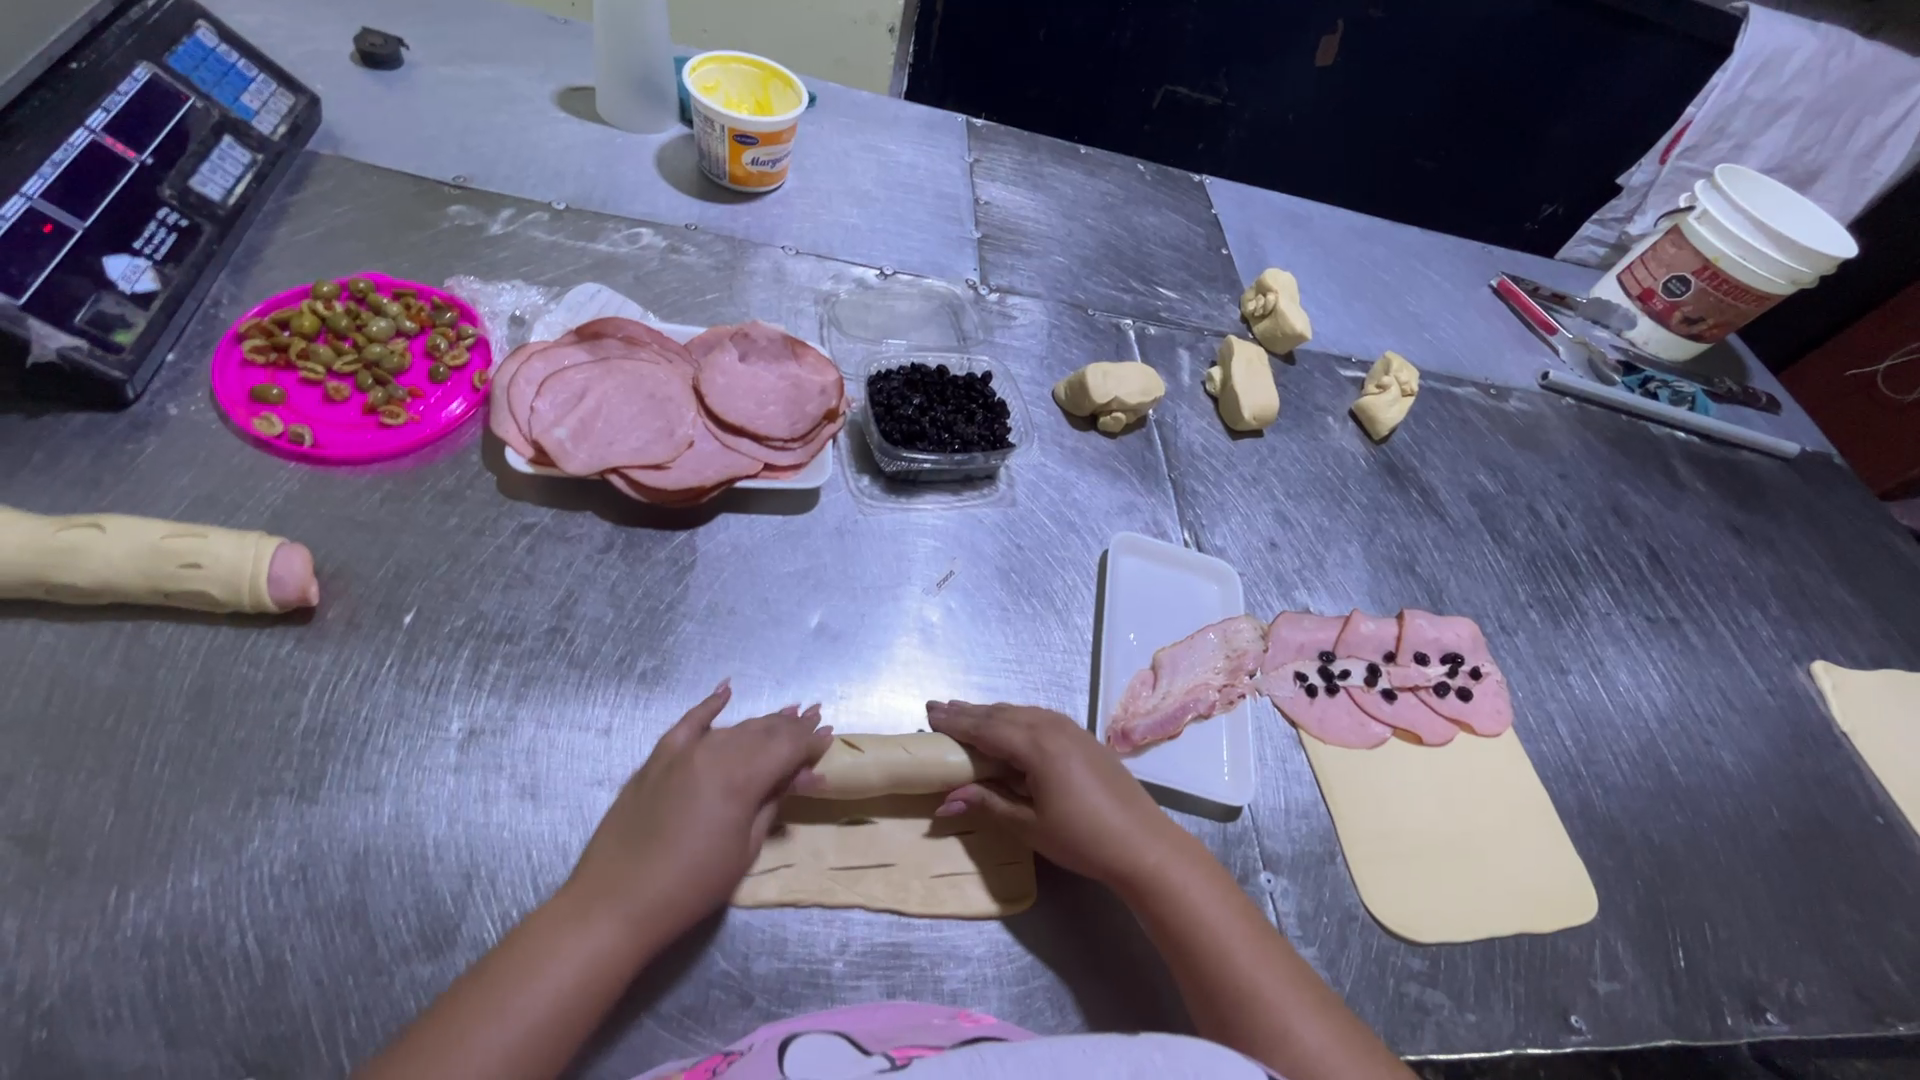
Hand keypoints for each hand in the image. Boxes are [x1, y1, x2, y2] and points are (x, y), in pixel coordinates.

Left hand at [566, 682, 831, 936]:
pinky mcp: (656, 759)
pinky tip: (726, 690)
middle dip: (792, 727)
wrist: (615, 902)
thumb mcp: (745, 849)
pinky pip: (689, 723)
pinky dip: (710, 705)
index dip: (811, 742)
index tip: (829, 736)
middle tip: (815, 719)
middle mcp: (714, 752)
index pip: (788, 747)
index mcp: (741, 777)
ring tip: (787, 715)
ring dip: (762, 722)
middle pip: (763, 732)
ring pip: (733, 727)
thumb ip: (773, 803)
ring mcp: (681, 752)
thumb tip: (801, 774)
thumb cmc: (691, 886)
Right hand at [926, 701, 1195, 889]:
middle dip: (969, 712)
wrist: (1144, 844)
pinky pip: (1041, 718)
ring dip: (993, 713)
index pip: (986, 728)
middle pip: (1002, 715)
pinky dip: (1016, 718)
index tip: (929, 714)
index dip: (956, 723)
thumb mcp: (1029, 826)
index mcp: (1036, 745)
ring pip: (1023, 713)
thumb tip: (945, 800)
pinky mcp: (1085, 739)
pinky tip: (1010, 724)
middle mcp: (1052, 727)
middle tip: (938, 708)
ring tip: (966, 713)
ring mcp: (1072, 730)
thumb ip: (988, 805)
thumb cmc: (1083, 839)